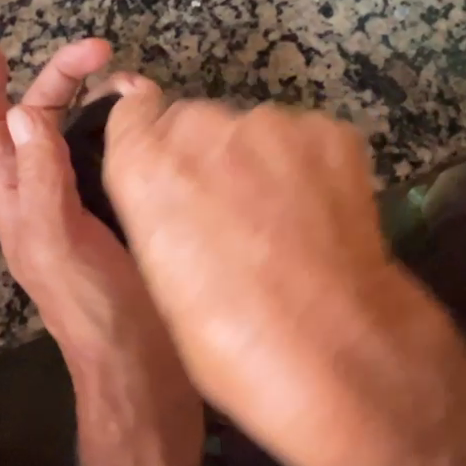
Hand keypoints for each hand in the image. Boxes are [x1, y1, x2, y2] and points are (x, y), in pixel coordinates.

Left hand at [0, 40, 202, 465]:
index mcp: (18, 196)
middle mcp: (48, 191)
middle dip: (66, 77)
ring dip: (103, 99)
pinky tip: (157, 120)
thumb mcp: (55, 239)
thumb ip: (40, 177)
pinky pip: (120, 152)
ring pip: (85, 131)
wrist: (144, 363)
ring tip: (136, 84)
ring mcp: (88, 200)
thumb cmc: (92, 306)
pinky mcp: (126, 208)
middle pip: (43, 117)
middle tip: (105, 51)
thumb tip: (19, 112)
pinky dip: (133, 127)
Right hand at [101, 84, 437, 465]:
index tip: (175, 170)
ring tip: (288, 224)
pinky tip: (325, 217)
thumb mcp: (160, 273)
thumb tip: (180, 188)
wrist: (331, 351)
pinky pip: (309, 141)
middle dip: (213, 157)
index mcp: (144, 166)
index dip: (155, 139)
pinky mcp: (327, 131)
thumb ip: (160, 206)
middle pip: (198, 122)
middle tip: (238, 214)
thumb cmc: (226, 339)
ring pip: (258, 131)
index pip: (134, 113)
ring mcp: (269, 124)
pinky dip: (313, 168)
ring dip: (265, 162)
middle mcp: (199, 127)